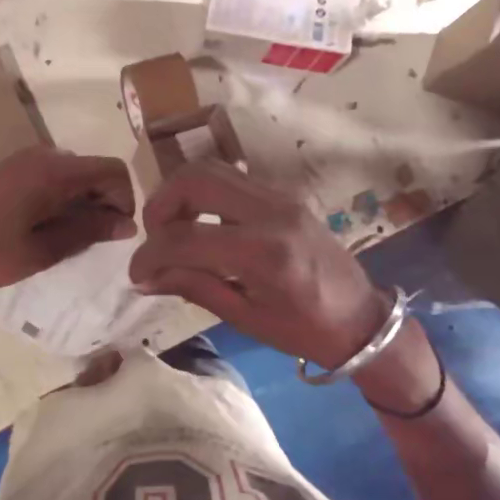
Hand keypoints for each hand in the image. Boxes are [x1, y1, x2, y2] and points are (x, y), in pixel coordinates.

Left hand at [0, 146, 136, 297]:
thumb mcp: (41, 251)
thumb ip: (87, 233)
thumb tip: (127, 225)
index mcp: (52, 170)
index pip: (112, 171)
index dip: (124, 202)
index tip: (114, 237)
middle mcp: (40, 156)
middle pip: (92, 172)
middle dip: (102, 206)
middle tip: (87, 246)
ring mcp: (20, 162)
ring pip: (71, 178)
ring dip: (79, 207)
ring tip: (62, 243)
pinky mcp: (6, 173)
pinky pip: (49, 181)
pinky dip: (58, 203)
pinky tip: (41, 232)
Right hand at [128, 162, 383, 367]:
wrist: (362, 319)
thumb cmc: (304, 329)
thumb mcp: (244, 317)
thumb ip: (192, 287)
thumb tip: (144, 279)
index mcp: (263, 253)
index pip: (184, 237)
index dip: (149, 255)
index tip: (137, 274)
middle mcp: (271, 212)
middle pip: (194, 180)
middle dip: (160, 207)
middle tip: (154, 239)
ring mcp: (280, 197)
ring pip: (211, 170)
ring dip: (179, 195)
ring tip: (173, 230)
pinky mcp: (282, 195)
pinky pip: (230, 179)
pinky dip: (202, 195)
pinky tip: (199, 225)